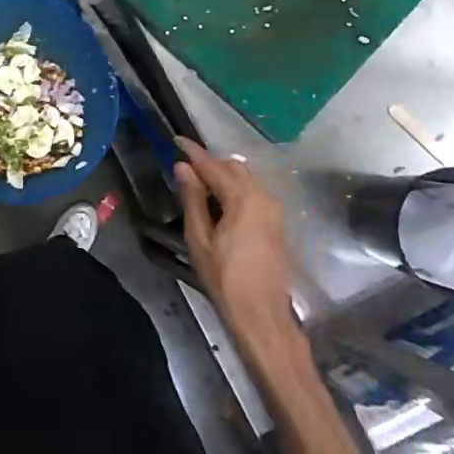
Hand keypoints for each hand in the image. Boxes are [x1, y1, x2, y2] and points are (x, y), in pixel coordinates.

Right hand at [174, 138, 296, 344]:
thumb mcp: (199, 238)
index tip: (176, 139)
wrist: (261, 313)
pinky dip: (234, 189)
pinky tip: (218, 201)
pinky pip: (253, 192)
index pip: (214, 165)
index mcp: (244, 198)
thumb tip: (183, 168)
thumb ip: (192, 199)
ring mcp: (274, 209)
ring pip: (245, 179)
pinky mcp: (276, 222)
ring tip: (198, 184)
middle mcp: (263, 196)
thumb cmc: (225, 278)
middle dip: (209, 163)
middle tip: (184, 167)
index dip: (193, 152)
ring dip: (222, 176)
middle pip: (233, 168)